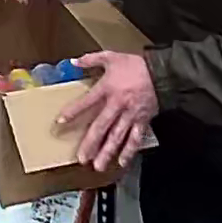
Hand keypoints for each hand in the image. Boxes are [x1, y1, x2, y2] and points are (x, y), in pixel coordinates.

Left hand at [56, 51, 158, 171]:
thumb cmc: (135, 65)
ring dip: (107, 152)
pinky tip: (122, 161)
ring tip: (98, 165)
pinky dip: (129, 151)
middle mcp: (117, 104)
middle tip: (81, 157)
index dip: (73, 111)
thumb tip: (73, 62)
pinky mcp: (142, 121)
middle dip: (91, 143)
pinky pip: (135, 139)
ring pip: (117, 137)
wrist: (160, 73)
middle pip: (101, 126)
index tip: (61, 122)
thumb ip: (91, 59)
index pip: (86, 102)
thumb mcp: (110, 57)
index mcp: (107, 88)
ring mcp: (130, 115)